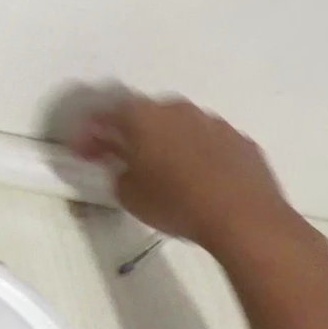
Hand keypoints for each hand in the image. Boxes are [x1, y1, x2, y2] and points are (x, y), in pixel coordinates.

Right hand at [70, 94, 311, 263]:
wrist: (246, 219)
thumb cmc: (175, 202)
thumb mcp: (127, 193)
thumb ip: (117, 170)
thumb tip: (125, 165)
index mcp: (141, 116)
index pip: (101, 116)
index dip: (86, 135)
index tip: (81, 155)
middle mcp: (176, 109)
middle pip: (141, 115)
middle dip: (126, 134)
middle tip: (117, 157)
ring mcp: (213, 122)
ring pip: (177, 126)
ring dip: (162, 141)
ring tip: (159, 169)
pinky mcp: (241, 141)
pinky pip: (207, 141)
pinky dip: (195, 152)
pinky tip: (195, 178)